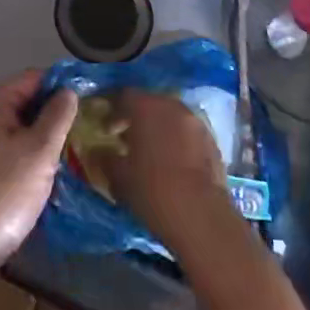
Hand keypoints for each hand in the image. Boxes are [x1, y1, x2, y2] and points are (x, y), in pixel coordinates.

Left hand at [0, 71, 77, 274]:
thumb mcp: (38, 151)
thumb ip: (57, 116)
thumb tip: (69, 90)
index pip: (33, 78)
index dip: (63, 84)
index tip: (93, 98)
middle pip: (26, 105)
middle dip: (56, 116)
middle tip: (89, 130)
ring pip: (21, 135)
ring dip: (46, 145)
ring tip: (77, 155)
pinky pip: (12, 160)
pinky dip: (32, 166)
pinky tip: (52, 181)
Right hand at [90, 92, 309, 309]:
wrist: (200, 214)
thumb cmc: (152, 190)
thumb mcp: (119, 178)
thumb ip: (105, 159)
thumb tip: (97, 151)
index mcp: (146, 107)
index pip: (124, 96)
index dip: (112, 110)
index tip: (105, 129)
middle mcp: (172, 105)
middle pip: (149, 103)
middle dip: (136, 118)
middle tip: (125, 139)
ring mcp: (195, 120)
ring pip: (170, 116)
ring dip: (158, 128)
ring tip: (149, 152)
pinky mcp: (211, 139)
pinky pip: (187, 131)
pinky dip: (176, 139)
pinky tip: (172, 162)